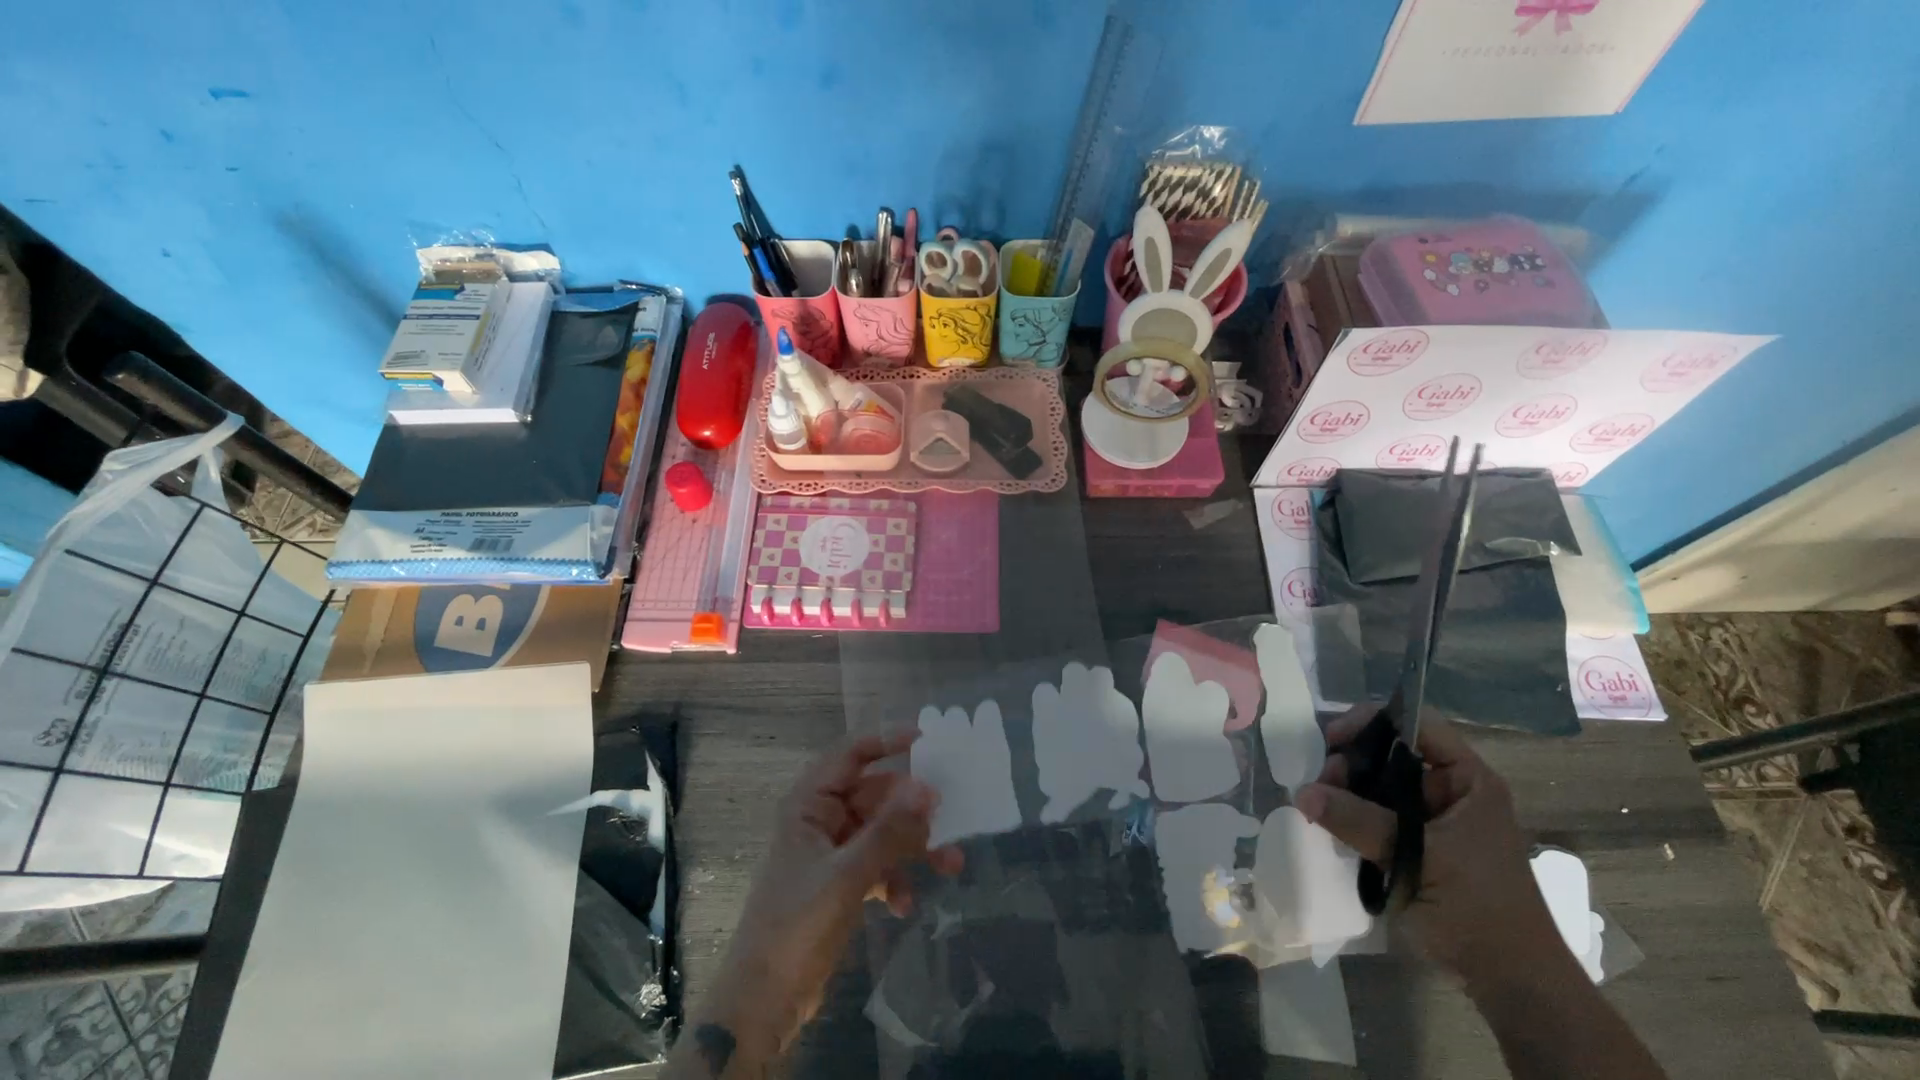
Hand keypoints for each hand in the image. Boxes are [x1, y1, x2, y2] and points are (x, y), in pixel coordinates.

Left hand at [689, 733, 962, 1074]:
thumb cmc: (797, 925)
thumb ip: (890, 831)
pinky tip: (904, 906)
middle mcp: (819, 821)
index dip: (887, 742)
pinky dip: (895, 880)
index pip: (850, 755)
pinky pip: (878, 866)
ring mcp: (830, 855)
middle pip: (875, 796)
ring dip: (913, 847)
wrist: (765, 998)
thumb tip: (930, 788)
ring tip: (951, 866)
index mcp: (808, 805)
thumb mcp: (848, 875)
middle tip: (951, 819)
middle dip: (912, 810)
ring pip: (882, 833)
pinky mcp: (839, 885)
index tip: (930, 742)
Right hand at [1292, 706, 1558, 985]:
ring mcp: (1429, 821)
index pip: (1420, 726)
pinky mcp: (1411, 848)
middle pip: (1390, 753)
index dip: (1375, 722)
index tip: (1332, 739)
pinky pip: (1372, 819)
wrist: (1508, 980)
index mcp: (1468, 782)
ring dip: (1344, 792)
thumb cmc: (1478, 909)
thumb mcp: (1419, 859)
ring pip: (1376, 787)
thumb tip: (1302, 793)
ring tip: (1316, 806)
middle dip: (1350, 762)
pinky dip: (1348, 818)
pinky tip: (1325, 825)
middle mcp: (1447, 792)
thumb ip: (1360, 822)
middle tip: (1320, 783)